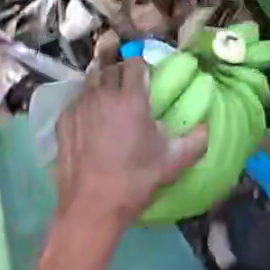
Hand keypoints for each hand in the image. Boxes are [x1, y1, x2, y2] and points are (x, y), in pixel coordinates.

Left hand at [55, 60, 208, 227]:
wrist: (91, 207)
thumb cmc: (135, 181)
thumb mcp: (173, 162)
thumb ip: (196, 141)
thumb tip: (206, 127)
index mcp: (130, 98)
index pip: (134, 62)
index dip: (141, 67)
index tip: (146, 79)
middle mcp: (103, 93)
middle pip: (111, 67)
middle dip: (122, 72)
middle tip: (129, 88)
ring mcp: (79, 105)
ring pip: (91, 80)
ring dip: (102, 83)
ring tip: (110, 98)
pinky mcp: (63, 120)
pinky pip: (77, 100)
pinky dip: (86, 103)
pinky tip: (91, 119)